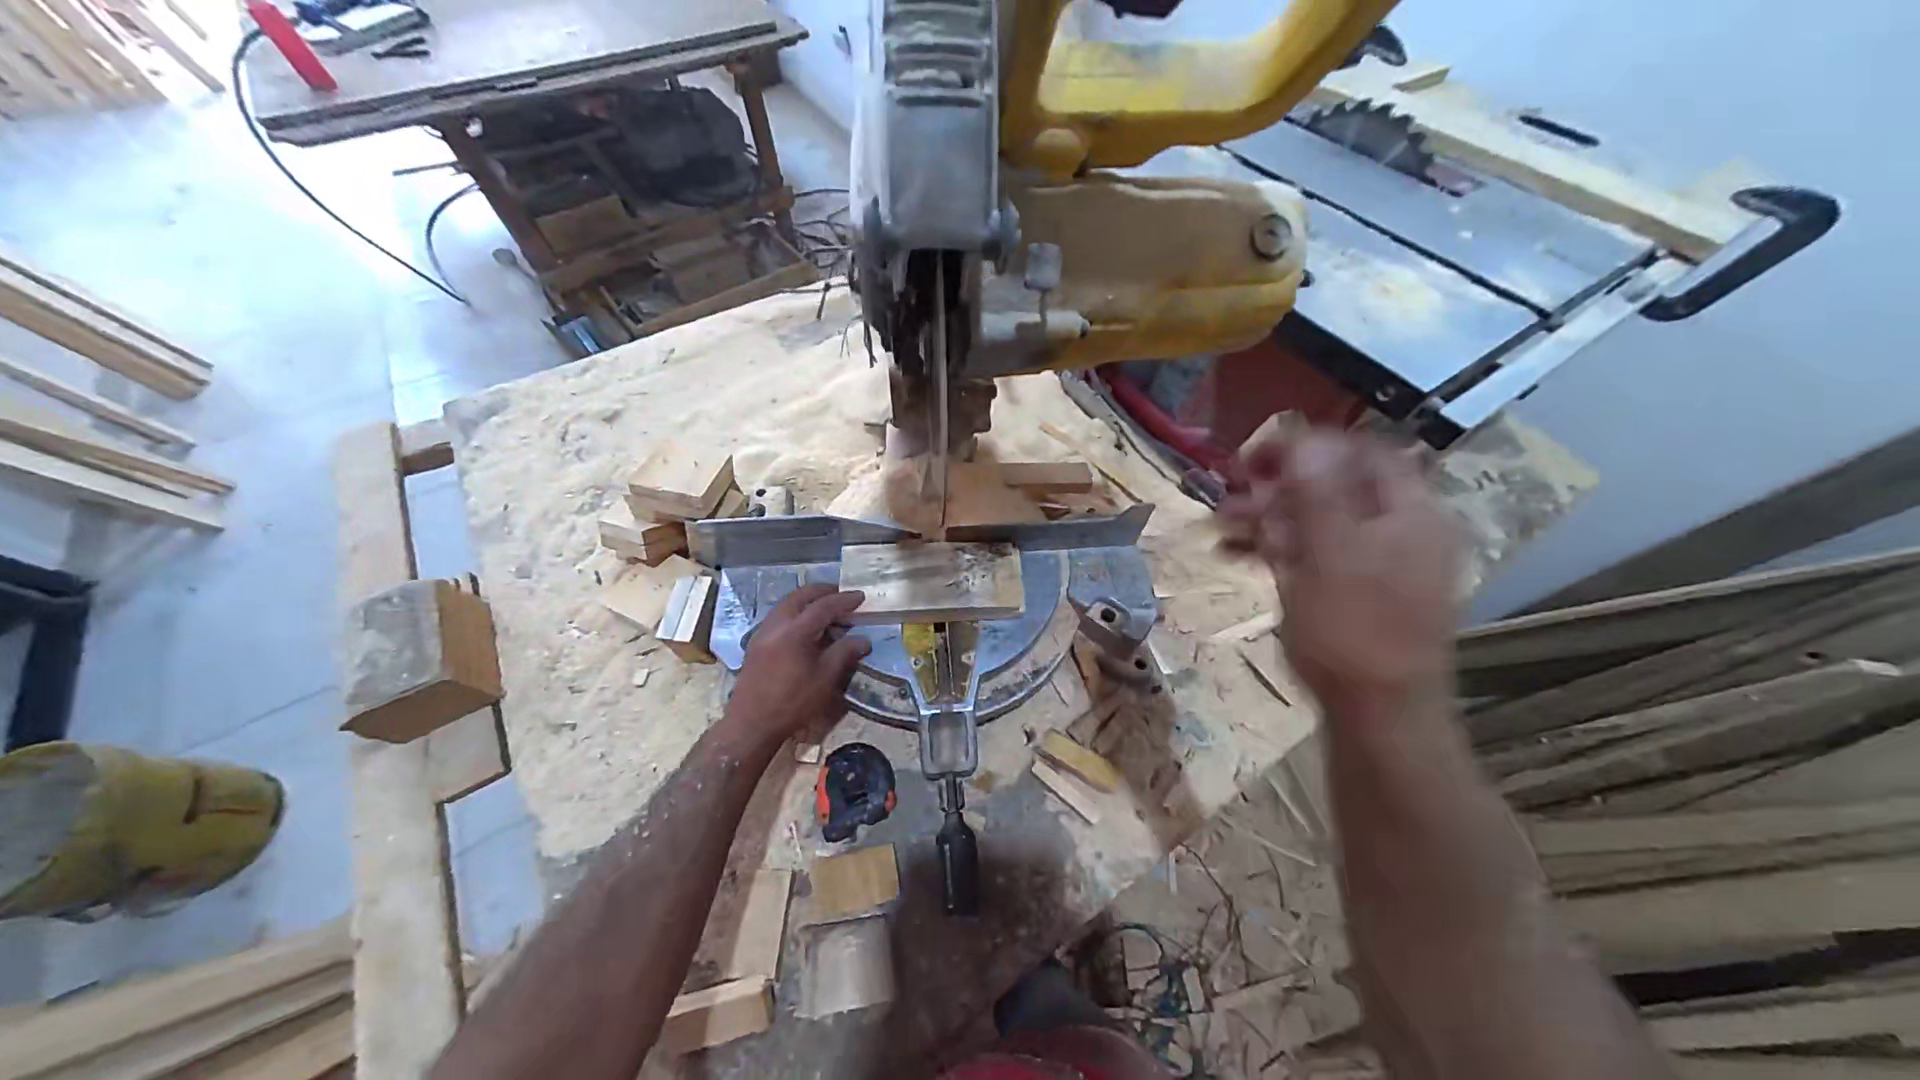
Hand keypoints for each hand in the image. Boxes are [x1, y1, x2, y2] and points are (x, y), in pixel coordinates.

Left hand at [724, 585, 871, 748]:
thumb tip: (863, 640)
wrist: (752, 724)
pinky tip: (806, 628)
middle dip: (822, 592)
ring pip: (786, 605)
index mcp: (794, 631)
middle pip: (800, 596)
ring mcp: (762, 633)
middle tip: (841, 595)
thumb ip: (844, 653)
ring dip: (807, 602)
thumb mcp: (825, 678)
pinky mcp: (756, 644)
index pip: (823, 606)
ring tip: (826, 610)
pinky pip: (778, 617)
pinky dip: (795, 613)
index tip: (860, 596)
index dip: (844, 600)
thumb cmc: (793, 702)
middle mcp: (775, 625)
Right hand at [1218, 429, 1458, 714]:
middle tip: (1231, 489)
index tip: (1258, 454)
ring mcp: (1372, 561)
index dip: (1310, 446)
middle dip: (1276, 485)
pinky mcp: (1350, 590)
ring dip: (1266, 517)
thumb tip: (1303, 439)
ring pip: (1315, 521)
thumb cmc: (1355, 631)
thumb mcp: (1330, 555)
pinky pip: (1311, 554)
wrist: (1377, 712)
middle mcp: (1396, 529)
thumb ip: (1317, 493)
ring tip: (1220, 523)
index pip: (1362, 454)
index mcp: (1409, 512)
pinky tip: (1236, 553)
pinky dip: (1275, 549)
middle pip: (1333, 486)